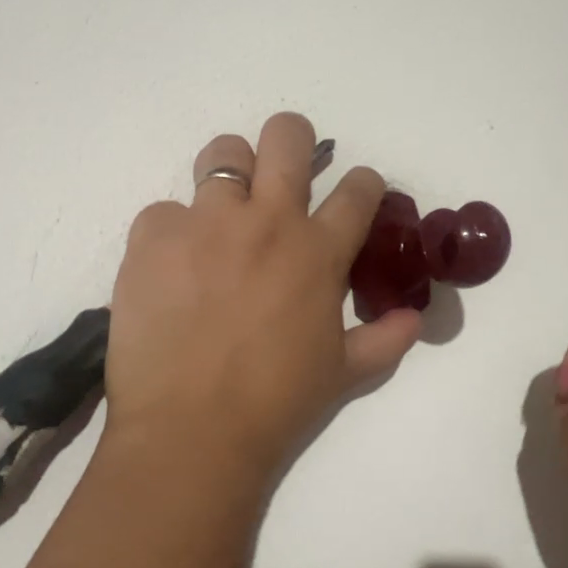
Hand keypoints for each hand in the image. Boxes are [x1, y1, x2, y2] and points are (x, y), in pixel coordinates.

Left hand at [103, 113, 422, 478]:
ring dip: (230, 174)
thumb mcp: (344, 374)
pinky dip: (174, 231)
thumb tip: (415, 319)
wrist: (191, 430)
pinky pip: (164, 210)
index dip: (363, 185)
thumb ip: (384, 339)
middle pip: (287, 136)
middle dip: (293, 141)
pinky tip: (174, 268)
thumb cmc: (276, 404)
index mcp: (318, 251)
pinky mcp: (152, 237)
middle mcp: (265, 221)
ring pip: (222, 152)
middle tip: (286, 171)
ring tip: (224, 211)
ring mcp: (205, 223)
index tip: (356, 195)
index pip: (358, 188)